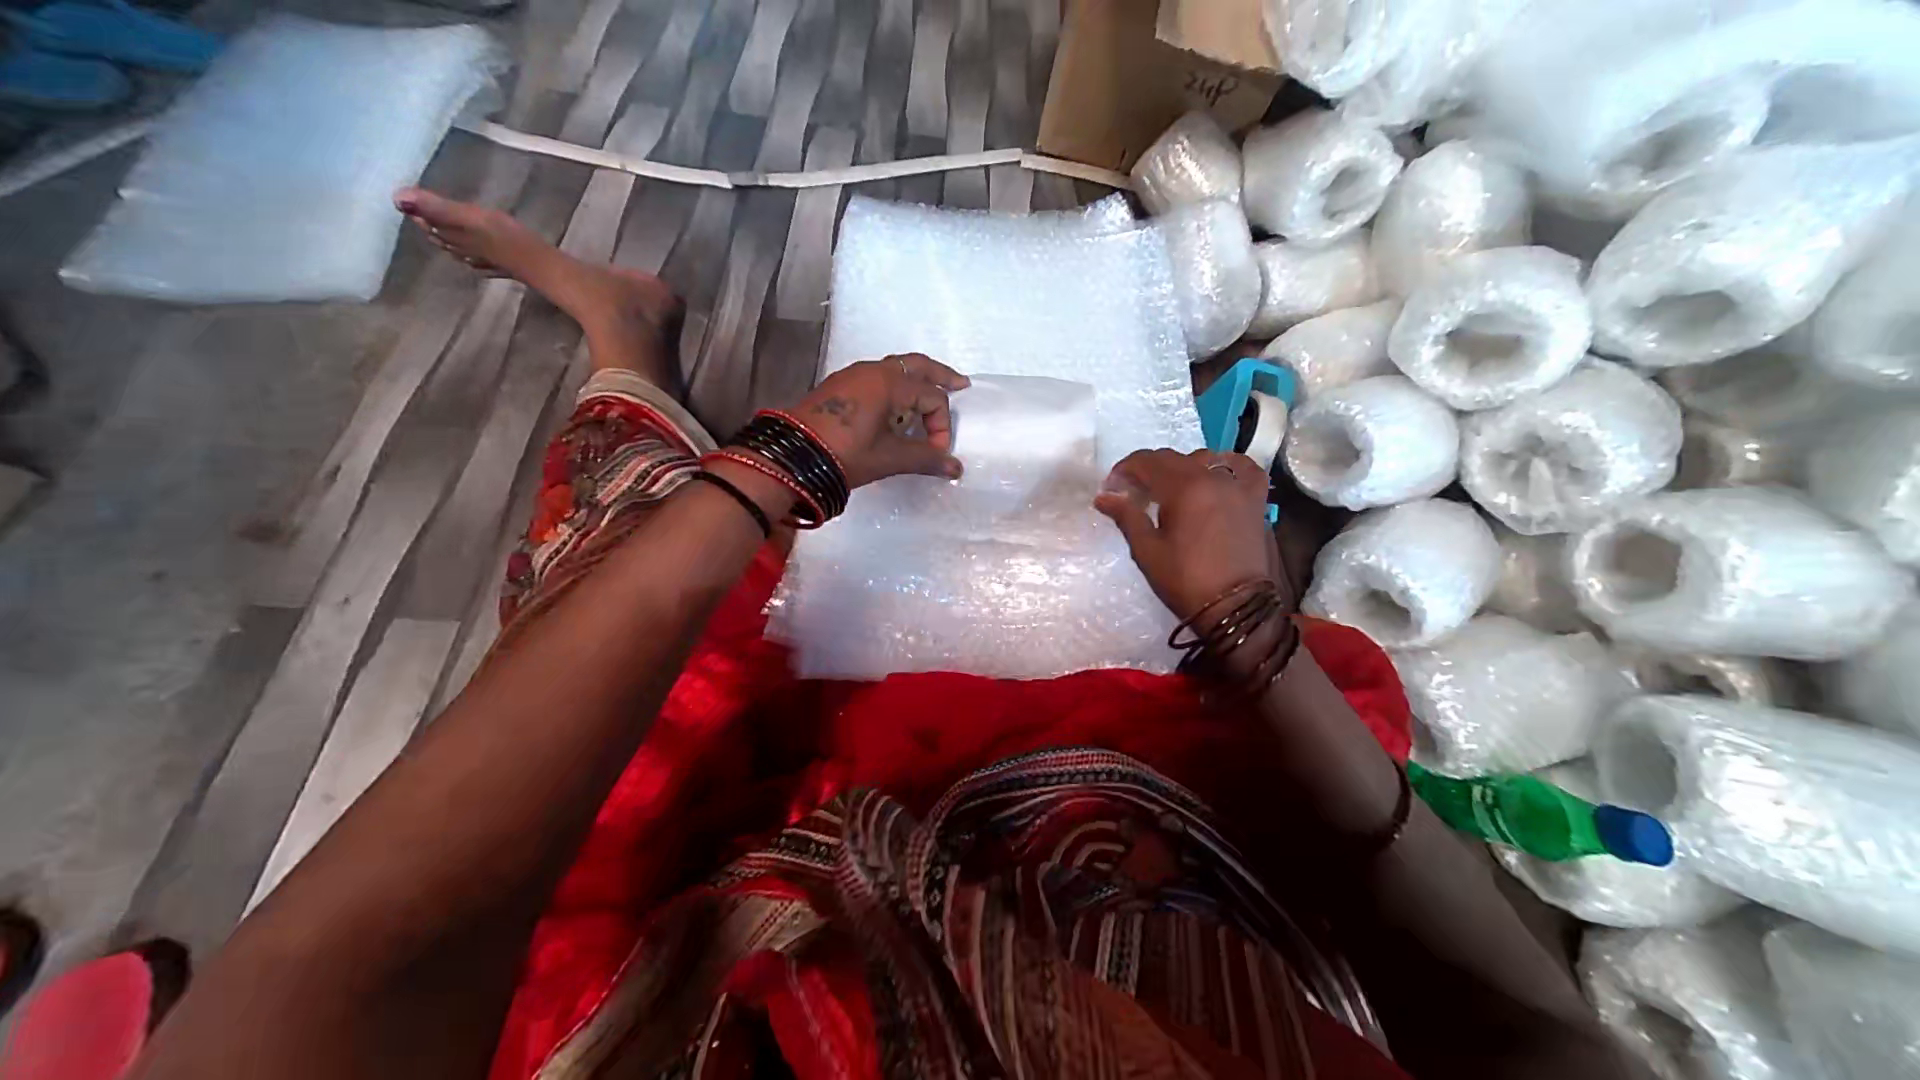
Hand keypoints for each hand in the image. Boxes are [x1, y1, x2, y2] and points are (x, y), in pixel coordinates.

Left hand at [792, 354, 969, 487]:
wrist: (792, 457)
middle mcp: (873, 371)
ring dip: (915, 380)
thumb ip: (925, 459)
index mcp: (889, 383)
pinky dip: (895, 386)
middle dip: (940, 375)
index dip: (941, 425)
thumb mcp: (889, 458)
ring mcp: (853, 376)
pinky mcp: (839, 387)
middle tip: (960, 384)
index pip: (932, 397)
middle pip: (916, 365)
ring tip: (927, 397)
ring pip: (894, 369)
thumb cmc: (845, 454)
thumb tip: (956, 468)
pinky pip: (876, 378)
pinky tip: (895, 407)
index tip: (935, 453)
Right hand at [1095, 449, 1287, 622]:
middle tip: (1133, 493)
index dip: (1125, 469)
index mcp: (1184, 488)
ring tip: (1169, 491)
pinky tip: (1214, 477)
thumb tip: (1103, 496)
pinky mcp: (1255, 499)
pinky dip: (1225, 465)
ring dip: (1180, 468)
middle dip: (1148, 470)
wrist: (1235, 607)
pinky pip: (1242, 468)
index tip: (1112, 488)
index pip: (1147, 462)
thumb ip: (1127, 516)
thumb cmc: (1185, 581)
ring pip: (1204, 459)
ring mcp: (1238, 486)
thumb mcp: (1147, 550)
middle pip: (1173, 459)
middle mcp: (1213, 477)